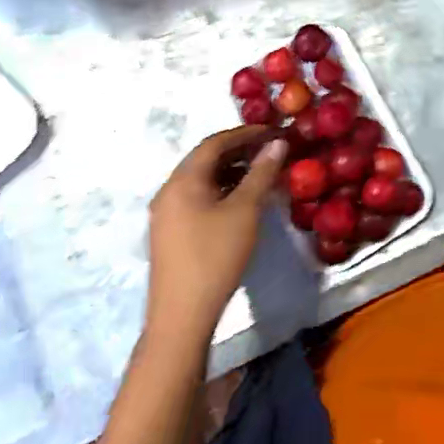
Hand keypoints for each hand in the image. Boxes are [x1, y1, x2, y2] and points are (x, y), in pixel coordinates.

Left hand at [145, 126, 286, 334]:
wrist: (183, 313)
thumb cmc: (216, 255)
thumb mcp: (245, 211)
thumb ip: (261, 173)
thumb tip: (277, 143)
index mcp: (183, 180)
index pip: (214, 143)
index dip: (244, 133)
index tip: (273, 130)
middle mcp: (168, 191)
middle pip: (204, 160)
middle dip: (239, 151)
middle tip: (270, 150)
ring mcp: (166, 213)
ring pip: (201, 180)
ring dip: (231, 171)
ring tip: (262, 174)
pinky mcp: (170, 233)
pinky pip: (197, 198)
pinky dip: (222, 190)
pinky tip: (242, 201)